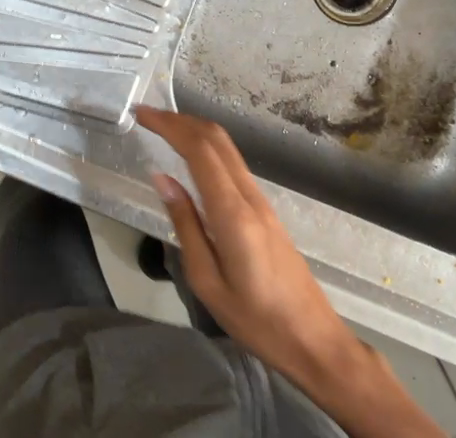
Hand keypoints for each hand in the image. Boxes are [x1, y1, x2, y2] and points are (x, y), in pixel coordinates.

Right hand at [135, 106, 358, 376]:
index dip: (169, 125)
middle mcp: (250, 198)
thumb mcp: (207, 280)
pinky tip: (190, 157)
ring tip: (162, 128)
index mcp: (233, 214)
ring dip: (194, 130)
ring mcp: (262, 203)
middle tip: (146, 115)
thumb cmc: (256, 320)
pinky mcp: (266, 212)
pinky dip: (207, 148)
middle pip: (217, 140)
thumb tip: (162, 179)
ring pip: (227, 149)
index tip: (141, 114)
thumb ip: (185, 225)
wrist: (315, 341)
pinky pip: (233, 165)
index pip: (200, 151)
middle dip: (180, 120)